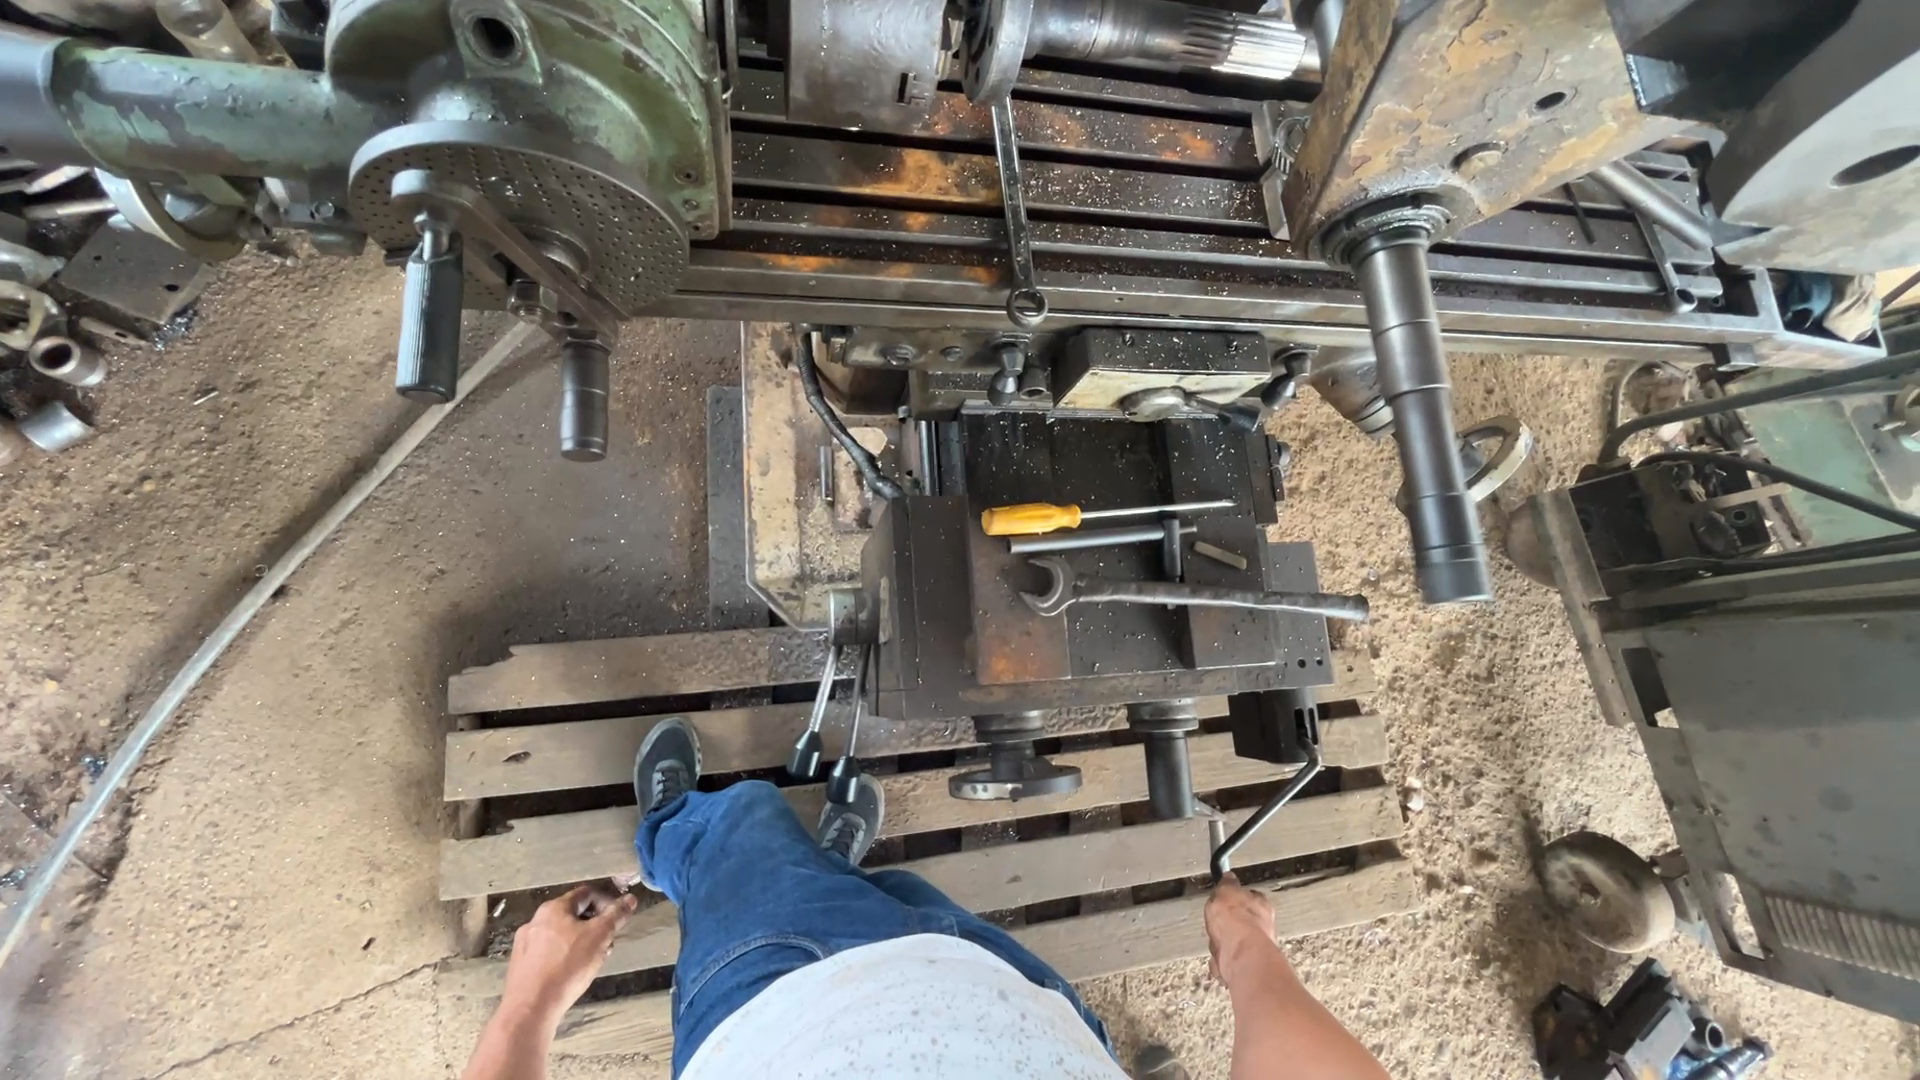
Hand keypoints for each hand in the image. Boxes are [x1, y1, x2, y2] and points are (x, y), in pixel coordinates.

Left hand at [499, 883, 638, 1024]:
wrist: (530, 1010)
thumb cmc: (567, 966)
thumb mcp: (600, 936)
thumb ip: (617, 914)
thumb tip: (631, 898)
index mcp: (553, 908)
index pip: (587, 894)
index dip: (606, 903)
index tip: (616, 921)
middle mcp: (535, 921)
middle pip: (573, 915)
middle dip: (594, 926)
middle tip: (606, 943)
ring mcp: (524, 945)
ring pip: (561, 935)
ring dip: (580, 942)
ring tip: (592, 961)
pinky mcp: (520, 966)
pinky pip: (548, 953)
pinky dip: (563, 957)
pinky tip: (571, 974)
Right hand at [1204, 873, 1276, 989]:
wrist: (1239, 955)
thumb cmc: (1236, 921)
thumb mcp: (1225, 890)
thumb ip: (1227, 884)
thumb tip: (1229, 877)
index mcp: (1261, 905)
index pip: (1249, 897)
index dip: (1235, 899)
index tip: (1223, 899)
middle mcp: (1263, 928)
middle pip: (1241, 923)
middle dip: (1226, 926)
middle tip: (1217, 925)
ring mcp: (1255, 950)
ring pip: (1233, 943)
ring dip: (1222, 945)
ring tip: (1217, 944)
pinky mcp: (1246, 968)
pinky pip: (1228, 962)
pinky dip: (1221, 962)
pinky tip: (1218, 958)